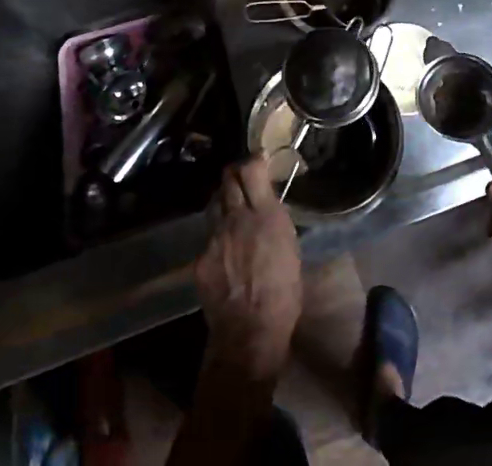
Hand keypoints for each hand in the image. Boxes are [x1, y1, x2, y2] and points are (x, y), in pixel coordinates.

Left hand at [196, 158, 301, 379]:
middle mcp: (237, 218)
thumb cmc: (284, 295)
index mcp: (266, 216)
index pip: (251, 170)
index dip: (253, 161)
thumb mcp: (291, 250)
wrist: (249, 331)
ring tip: (231, 210)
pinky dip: (217, 238)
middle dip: (233, 174)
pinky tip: (224, 252)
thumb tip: (270, 211)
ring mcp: (215, 237)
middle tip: (239, 176)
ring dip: (223, 203)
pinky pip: (208, 238)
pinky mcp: (200, 257)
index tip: (257, 160)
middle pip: (227, 181)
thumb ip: (276, 224)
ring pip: (214, 206)